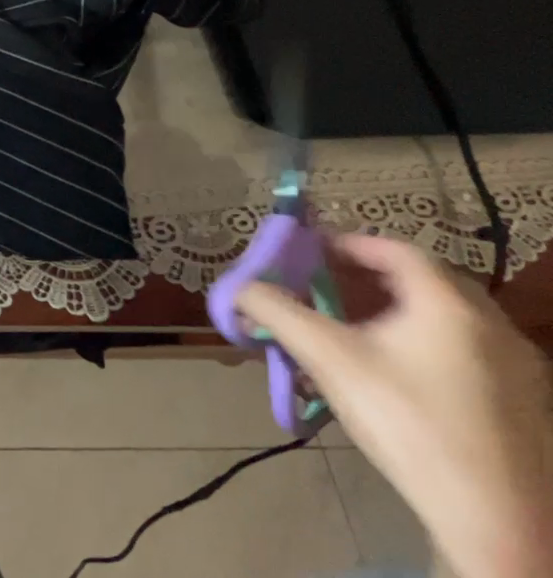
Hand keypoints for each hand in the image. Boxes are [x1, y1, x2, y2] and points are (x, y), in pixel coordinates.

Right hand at [238, 234, 552, 577]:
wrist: (493, 513)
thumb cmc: (405, 420)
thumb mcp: (327, 358)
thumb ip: (276, 312)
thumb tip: (237, 288)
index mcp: (451, 305)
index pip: (396, 249)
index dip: (345, 243)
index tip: (304, 252)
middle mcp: (492, 325)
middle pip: (420, 282)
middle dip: (361, 280)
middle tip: (316, 290)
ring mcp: (515, 366)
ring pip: (440, 319)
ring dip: (386, 314)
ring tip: (341, 333)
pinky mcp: (519, 401)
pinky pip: (458, 350)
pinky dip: (414, 344)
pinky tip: (384, 375)